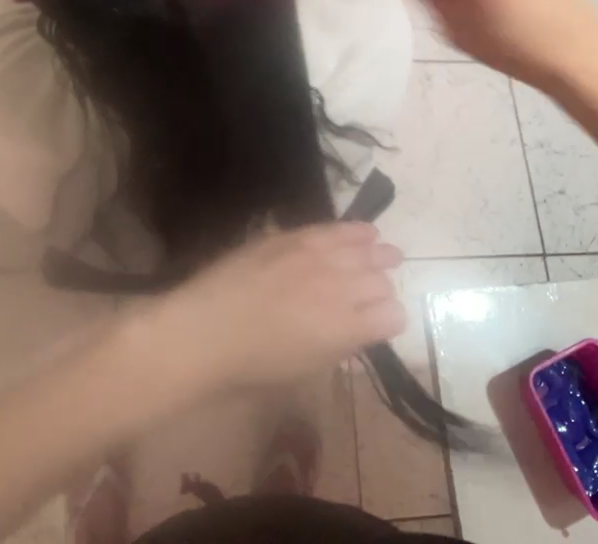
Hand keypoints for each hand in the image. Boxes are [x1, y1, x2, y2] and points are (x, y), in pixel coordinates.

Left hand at [125, 223, 404, 391]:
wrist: (206, 329)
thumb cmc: (252, 364)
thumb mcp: (306, 368)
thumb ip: (339, 345)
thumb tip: (356, 330)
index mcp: (345, 329)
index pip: (392, 316)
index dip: (389, 320)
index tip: (381, 323)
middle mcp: (340, 289)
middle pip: (380, 283)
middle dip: (382, 290)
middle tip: (377, 294)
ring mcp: (318, 258)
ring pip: (367, 251)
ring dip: (380, 256)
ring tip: (388, 255)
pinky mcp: (296, 237)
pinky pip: (337, 229)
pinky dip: (357, 232)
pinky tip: (367, 232)